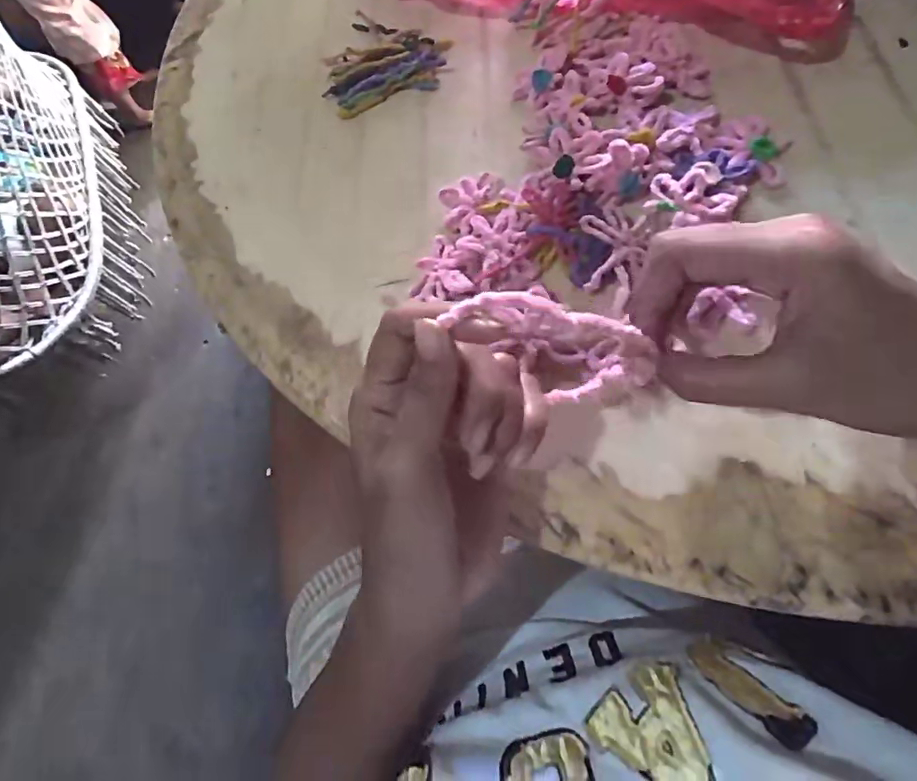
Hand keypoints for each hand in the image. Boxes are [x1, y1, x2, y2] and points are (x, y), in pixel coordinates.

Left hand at [347, 305, 522, 647]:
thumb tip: (433, 323)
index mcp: (385, 392)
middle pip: (467, 346)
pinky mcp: (500, 432)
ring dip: (507, 416)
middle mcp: (425, 390)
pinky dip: (530, 426)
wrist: (436, 596)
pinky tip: (516, 463)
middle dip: (483, 392)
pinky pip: (527, 401)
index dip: (444, 321)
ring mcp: (465, 411)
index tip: (485, 342)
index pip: (407, 324)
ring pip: (503, 370)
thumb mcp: (408, 463)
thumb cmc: (403, 532)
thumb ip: (424, 392)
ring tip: (488, 463)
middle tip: (473, 445)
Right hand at [628, 215, 916, 445]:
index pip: (679, 250)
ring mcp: (801, 236)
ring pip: (709, 252)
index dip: (648, 297)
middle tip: (655, 352)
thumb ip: (709, 379)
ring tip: (678, 347)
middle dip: (661, 298)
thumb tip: (652, 370)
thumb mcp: (793, 388)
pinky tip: (712, 330)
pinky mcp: (810, 253)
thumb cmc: (899, 386)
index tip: (643, 349)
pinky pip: (737, 263)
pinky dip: (712, 295)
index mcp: (787, 250)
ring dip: (684, 297)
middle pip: (688, 246)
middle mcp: (788, 228)